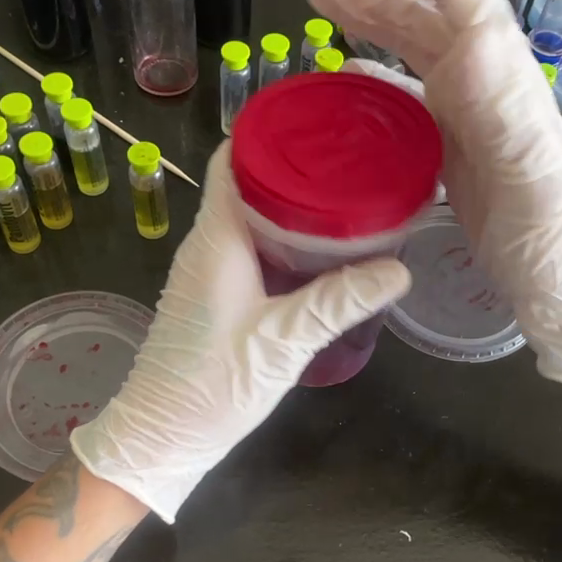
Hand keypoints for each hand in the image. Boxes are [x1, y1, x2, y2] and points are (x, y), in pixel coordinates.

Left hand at [71, 147, 410, 521]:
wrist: (162, 437)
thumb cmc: (213, 385)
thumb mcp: (283, 342)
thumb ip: (339, 302)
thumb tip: (399, 269)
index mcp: (216, 239)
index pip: (233, 159)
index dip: (271, 133)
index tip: (320, 124)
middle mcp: (207, 245)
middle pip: (248, 184)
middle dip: (296, 170)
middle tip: (352, 162)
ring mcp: (208, 271)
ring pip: (251, 219)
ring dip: (292, 208)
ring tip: (347, 198)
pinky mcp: (214, 296)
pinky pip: (251, 249)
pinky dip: (284, 241)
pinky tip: (321, 252)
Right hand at [295, 0, 561, 386]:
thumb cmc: (552, 240)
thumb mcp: (531, 174)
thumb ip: (502, 107)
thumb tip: (464, 36)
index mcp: (500, 77)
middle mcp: (483, 83)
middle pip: (424, 11)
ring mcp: (466, 114)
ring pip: (411, 46)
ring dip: (367, 14)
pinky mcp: (451, 148)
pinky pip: (405, 96)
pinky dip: (372, 74)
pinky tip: (345, 71)